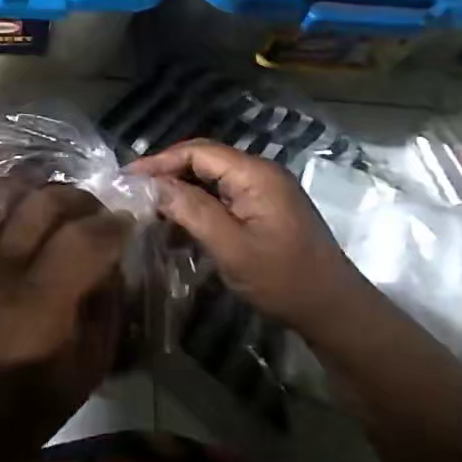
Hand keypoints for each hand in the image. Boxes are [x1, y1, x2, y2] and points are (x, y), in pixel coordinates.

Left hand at [0, 185, 129, 422]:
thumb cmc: (48, 390)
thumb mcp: (96, 353)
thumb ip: (108, 298)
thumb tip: (116, 258)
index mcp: (42, 298)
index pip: (82, 237)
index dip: (112, 224)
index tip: (131, 221)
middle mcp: (8, 269)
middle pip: (45, 203)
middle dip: (81, 199)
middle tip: (104, 214)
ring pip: (24, 203)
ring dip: (58, 202)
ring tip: (81, 218)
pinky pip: (11, 221)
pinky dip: (37, 216)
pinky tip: (55, 232)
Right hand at [129, 140, 356, 325]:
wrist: (333, 310)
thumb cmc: (282, 279)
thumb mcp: (230, 247)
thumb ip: (191, 210)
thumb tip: (154, 185)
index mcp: (255, 174)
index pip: (198, 151)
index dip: (160, 161)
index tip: (128, 177)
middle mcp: (261, 173)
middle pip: (204, 160)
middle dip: (168, 172)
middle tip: (134, 191)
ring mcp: (265, 191)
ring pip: (212, 178)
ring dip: (181, 189)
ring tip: (149, 206)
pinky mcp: (265, 209)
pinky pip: (224, 195)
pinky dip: (199, 204)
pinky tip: (178, 221)